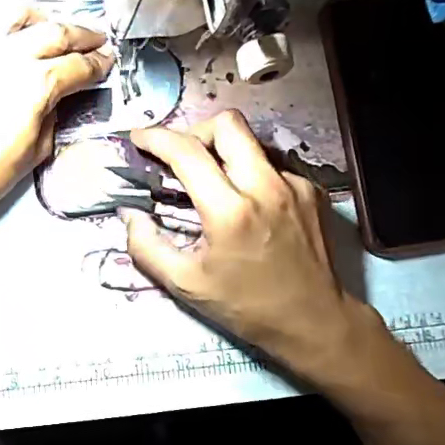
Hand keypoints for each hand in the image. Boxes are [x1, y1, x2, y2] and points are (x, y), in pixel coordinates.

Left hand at [0, 6, 111, 259]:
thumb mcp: (37, 148)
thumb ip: (54, 112)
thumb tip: (62, 94)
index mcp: (36, 84)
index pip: (78, 64)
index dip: (98, 63)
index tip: (106, 61)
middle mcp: (7, 55)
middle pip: (56, 31)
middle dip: (82, 34)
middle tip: (95, 39)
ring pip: (18, 11)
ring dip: (44, 16)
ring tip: (55, 25)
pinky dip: (6, 19)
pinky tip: (14, 30)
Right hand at [121, 111, 379, 379]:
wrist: (313, 321)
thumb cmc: (247, 307)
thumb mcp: (187, 286)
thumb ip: (148, 247)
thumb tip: (130, 215)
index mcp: (230, 211)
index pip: (187, 152)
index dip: (156, 138)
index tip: (140, 138)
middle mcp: (266, 187)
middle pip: (227, 124)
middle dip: (197, 131)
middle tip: (184, 157)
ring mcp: (294, 185)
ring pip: (253, 142)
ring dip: (226, 153)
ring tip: (216, 183)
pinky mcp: (312, 190)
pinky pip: (274, 165)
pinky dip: (253, 175)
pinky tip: (250, 204)